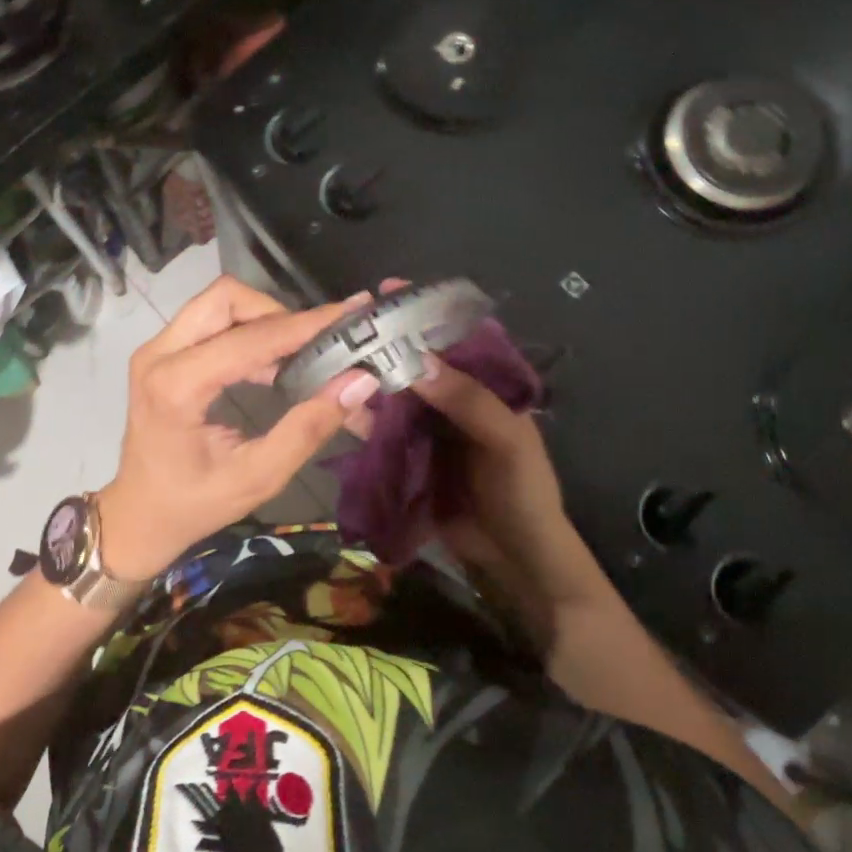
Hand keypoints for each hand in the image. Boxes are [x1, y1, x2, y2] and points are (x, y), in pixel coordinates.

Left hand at [98, 276, 380, 578]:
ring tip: (301, 356)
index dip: (305, 325)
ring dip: (263, 321)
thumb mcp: (257, 477)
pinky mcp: (160, 353)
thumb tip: (358, 381)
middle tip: (317, 343)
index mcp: (176, 387)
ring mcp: (155, 350)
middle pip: (226, 299)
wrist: (138, 513)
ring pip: (218, 304)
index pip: (249, 338)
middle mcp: (158, 355)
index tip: (352, 315)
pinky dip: (247, 332)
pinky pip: (209, 322)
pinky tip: (273, 367)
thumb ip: (307, 428)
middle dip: (278, 313)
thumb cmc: (194, 504)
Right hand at [340, 279, 564, 568]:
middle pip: (413, 365)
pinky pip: (380, 433)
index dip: (421, 315)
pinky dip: (360, 419)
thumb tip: (415, 359)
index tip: (386, 291)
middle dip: (382, 345)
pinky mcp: (405, 460)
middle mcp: (452, 402)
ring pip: (392, 396)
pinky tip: (333, 406)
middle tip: (342, 327)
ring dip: (366, 381)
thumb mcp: (506, 441)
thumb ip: (466, 399)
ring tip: (328, 360)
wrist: (516, 560)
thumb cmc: (524, 493)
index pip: (450, 341)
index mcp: (485, 388)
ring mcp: (427, 431)